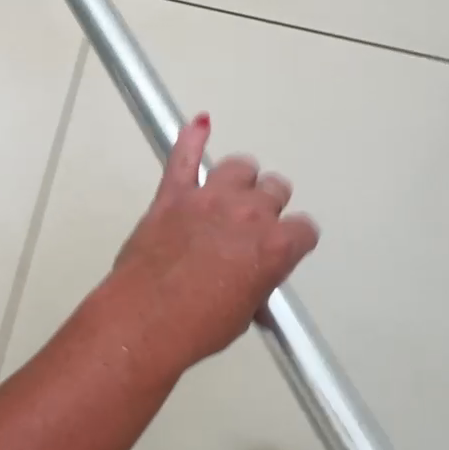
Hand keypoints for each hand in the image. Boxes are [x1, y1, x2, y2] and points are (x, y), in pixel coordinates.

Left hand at [105, 113, 318, 369]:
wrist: (145, 318)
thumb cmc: (198, 325)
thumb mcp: (244, 313)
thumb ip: (257, 283)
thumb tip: (253, 284)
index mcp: (276, 246)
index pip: (303, 229)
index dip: (290, 240)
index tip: (277, 250)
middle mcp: (249, 214)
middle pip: (273, 190)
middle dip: (264, 207)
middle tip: (246, 228)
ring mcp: (208, 199)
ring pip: (239, 167)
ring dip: (238, 179)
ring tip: (228, 196)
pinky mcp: (172, 195)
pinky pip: (184, 155)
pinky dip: (192, 137)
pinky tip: (200, 123)